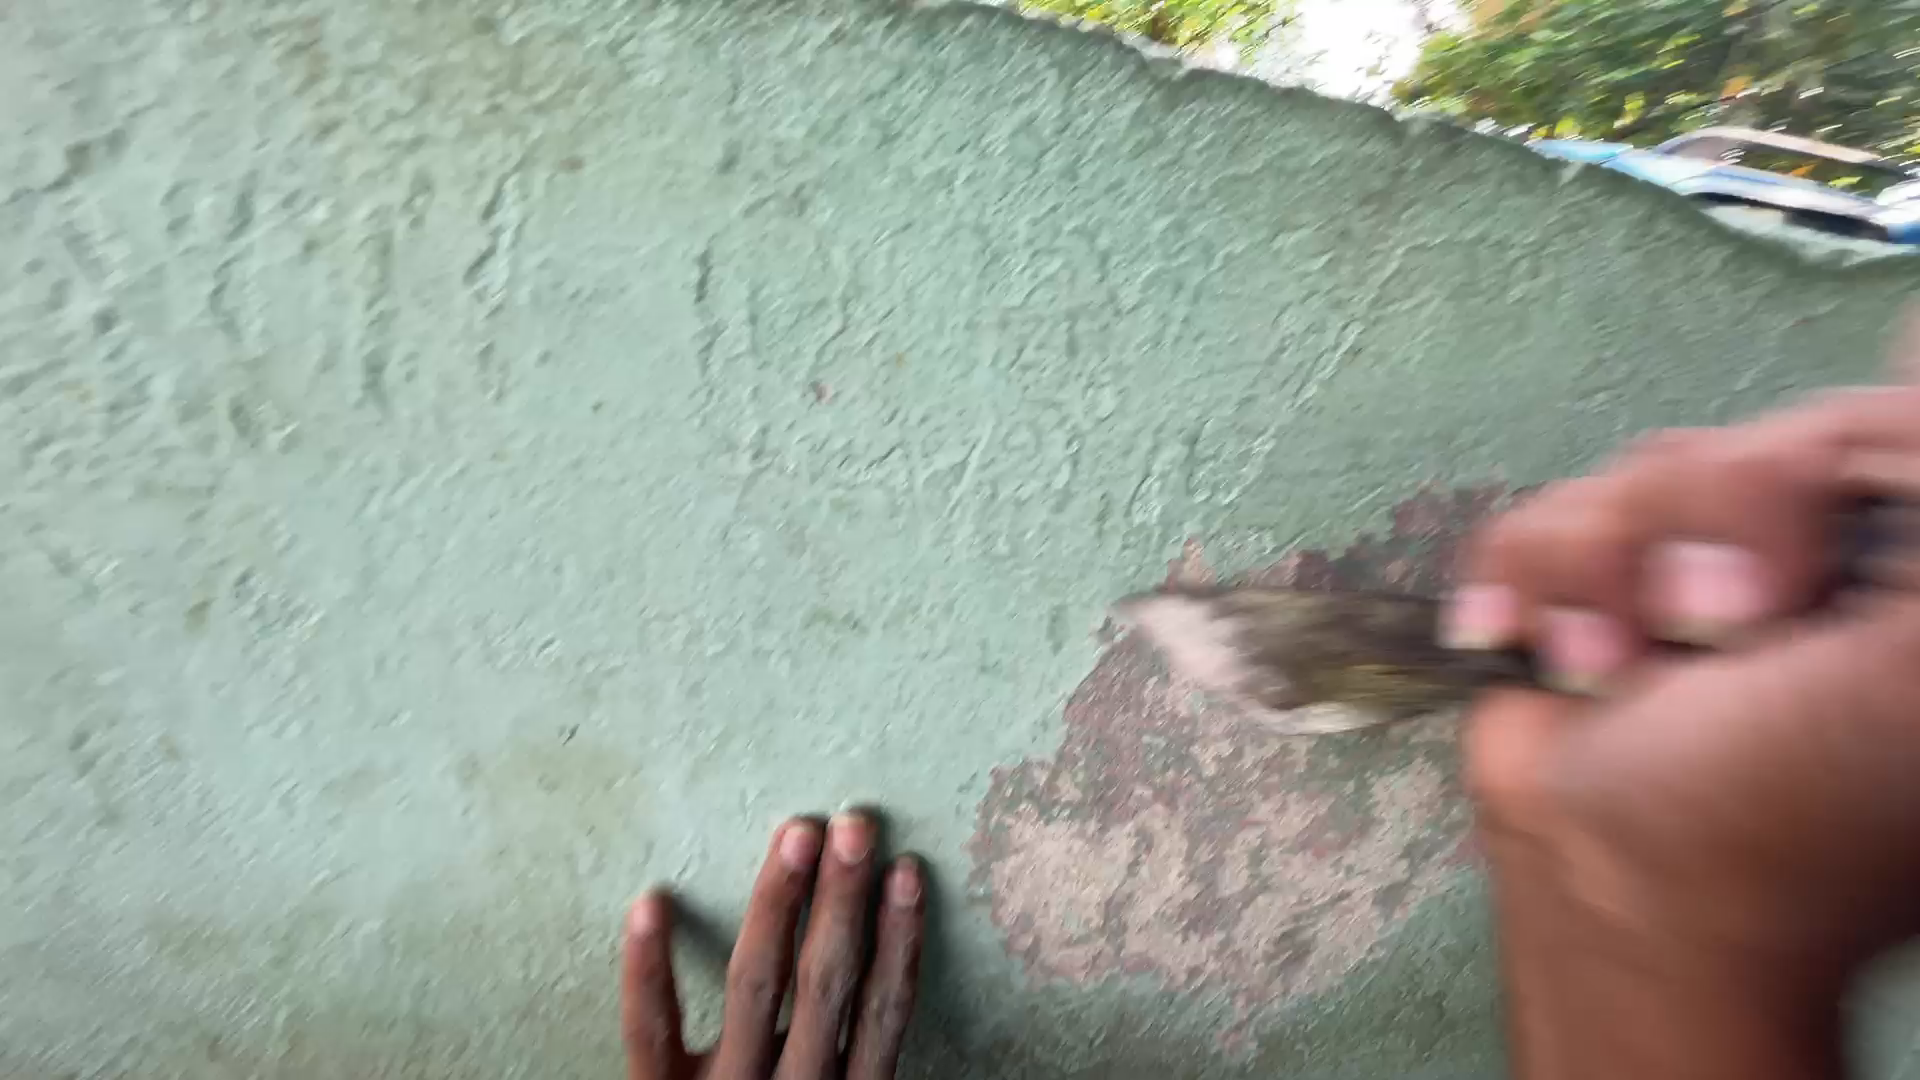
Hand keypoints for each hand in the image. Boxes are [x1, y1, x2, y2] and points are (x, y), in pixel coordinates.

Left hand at [621, 813, 925, 1079]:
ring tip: (796, 836)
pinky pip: (651, 1033)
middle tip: (854, 827)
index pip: (882, 1012)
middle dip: (843, 900)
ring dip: (777, 905)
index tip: (907, 870)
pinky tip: (652, 901)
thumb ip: (863, 1069)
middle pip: (825, 983)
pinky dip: (648, 969)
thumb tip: (894, 987)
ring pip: (755, 986)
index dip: (899, 939)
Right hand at [1446, 385, 1919, 1079]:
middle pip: (1711, 452)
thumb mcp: (1901, 676)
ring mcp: (1656, 564)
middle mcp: (1780, 548)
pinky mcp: (1559, 585)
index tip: (1778, 590)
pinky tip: (1516, 645)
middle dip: (1676, 549)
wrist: (1597, 858)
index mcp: (1887, 555)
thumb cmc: (1770, 796)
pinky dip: (1507, 589)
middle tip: (1696, 638)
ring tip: (1597, 669)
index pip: (1850, 427)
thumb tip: (1912, 333)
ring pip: (1601, 488)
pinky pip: (1516, 525)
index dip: (1793, 484)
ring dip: (1582, 586)